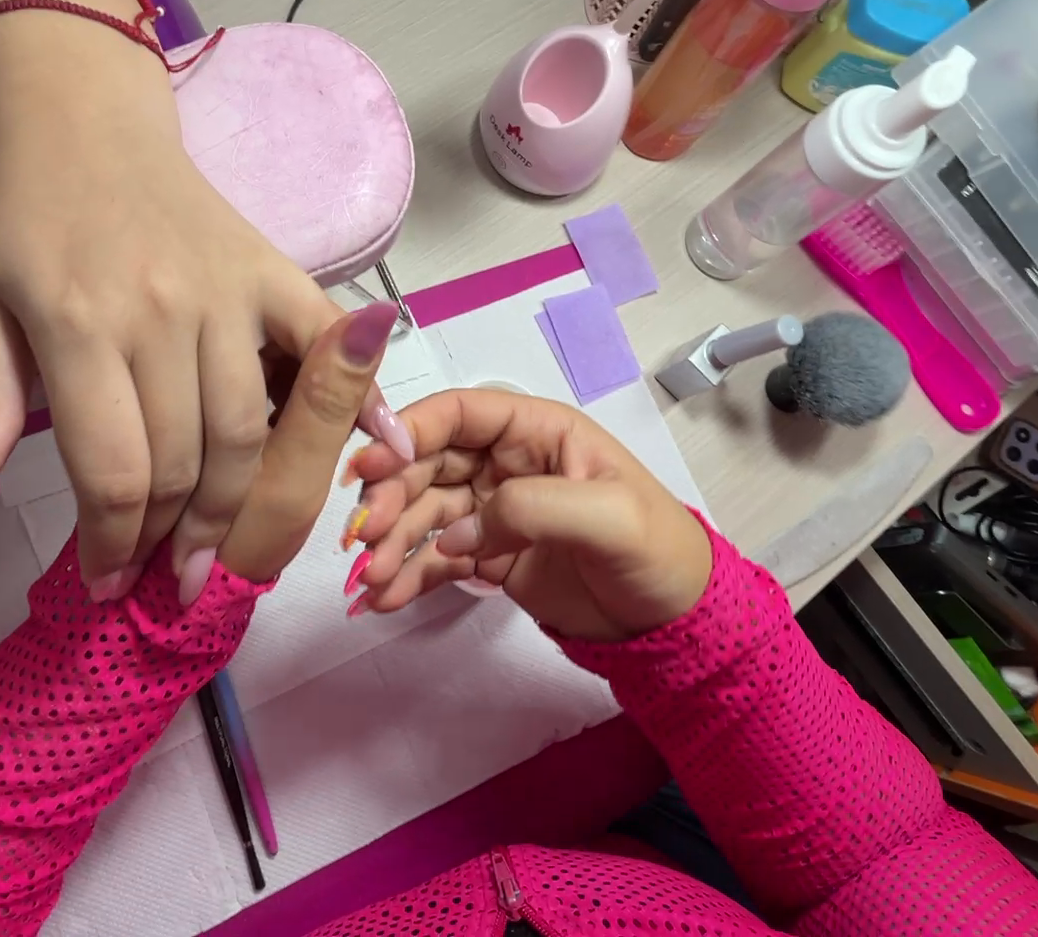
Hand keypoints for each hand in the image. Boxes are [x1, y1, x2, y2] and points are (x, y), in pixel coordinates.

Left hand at [0, 87, 410, 601]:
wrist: (88, 122)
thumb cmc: (28, 220)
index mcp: (78, 323)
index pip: (112, 469)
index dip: (113, 544)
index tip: (109, 582)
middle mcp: (161, 311)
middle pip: (187, 462)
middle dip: (173, 538)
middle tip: (163, 577)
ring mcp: (227, 289)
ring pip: (250, 428)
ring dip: (237, 503)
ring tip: (216, 543)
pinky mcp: (272, 271)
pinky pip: (322, 341)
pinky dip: (360, 394)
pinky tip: (382, 442)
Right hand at [345, 390, 711, 641]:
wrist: (674, 623)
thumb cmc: (656, 551)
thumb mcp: (610, 516)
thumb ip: (534, 505)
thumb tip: (459, 532)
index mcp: (536, 432)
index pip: (459, 414)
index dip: (409, 430)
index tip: (369, 464)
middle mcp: (505, 463)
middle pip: (427, 464)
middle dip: (390, 496)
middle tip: (363, 536)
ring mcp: (491, 511)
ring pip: (423, 514)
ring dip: (390, 542)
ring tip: (370, 580)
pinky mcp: (486, 556)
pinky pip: (435, 558)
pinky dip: (407, 575)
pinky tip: (384, 598)